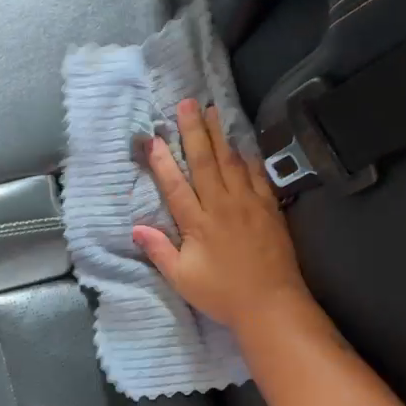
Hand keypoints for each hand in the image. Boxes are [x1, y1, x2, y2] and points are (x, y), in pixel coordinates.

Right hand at [133, 99, 308, 323]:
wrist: (269, 302)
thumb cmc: (220, 294)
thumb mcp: (181, 279)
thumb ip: (159, 251)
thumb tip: (136, 228)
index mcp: (197, 224)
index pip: (175, 186)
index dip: (162, 161)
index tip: (152, 138)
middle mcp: (222, 206)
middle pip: (205, 162)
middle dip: (193, 131)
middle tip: (187, 103)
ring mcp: (248, 203)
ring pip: (231, 161)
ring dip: (219, 135)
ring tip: (212, 111)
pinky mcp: (269, 208)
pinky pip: (257, 174)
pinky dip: (247, 156)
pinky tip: (242, 144)